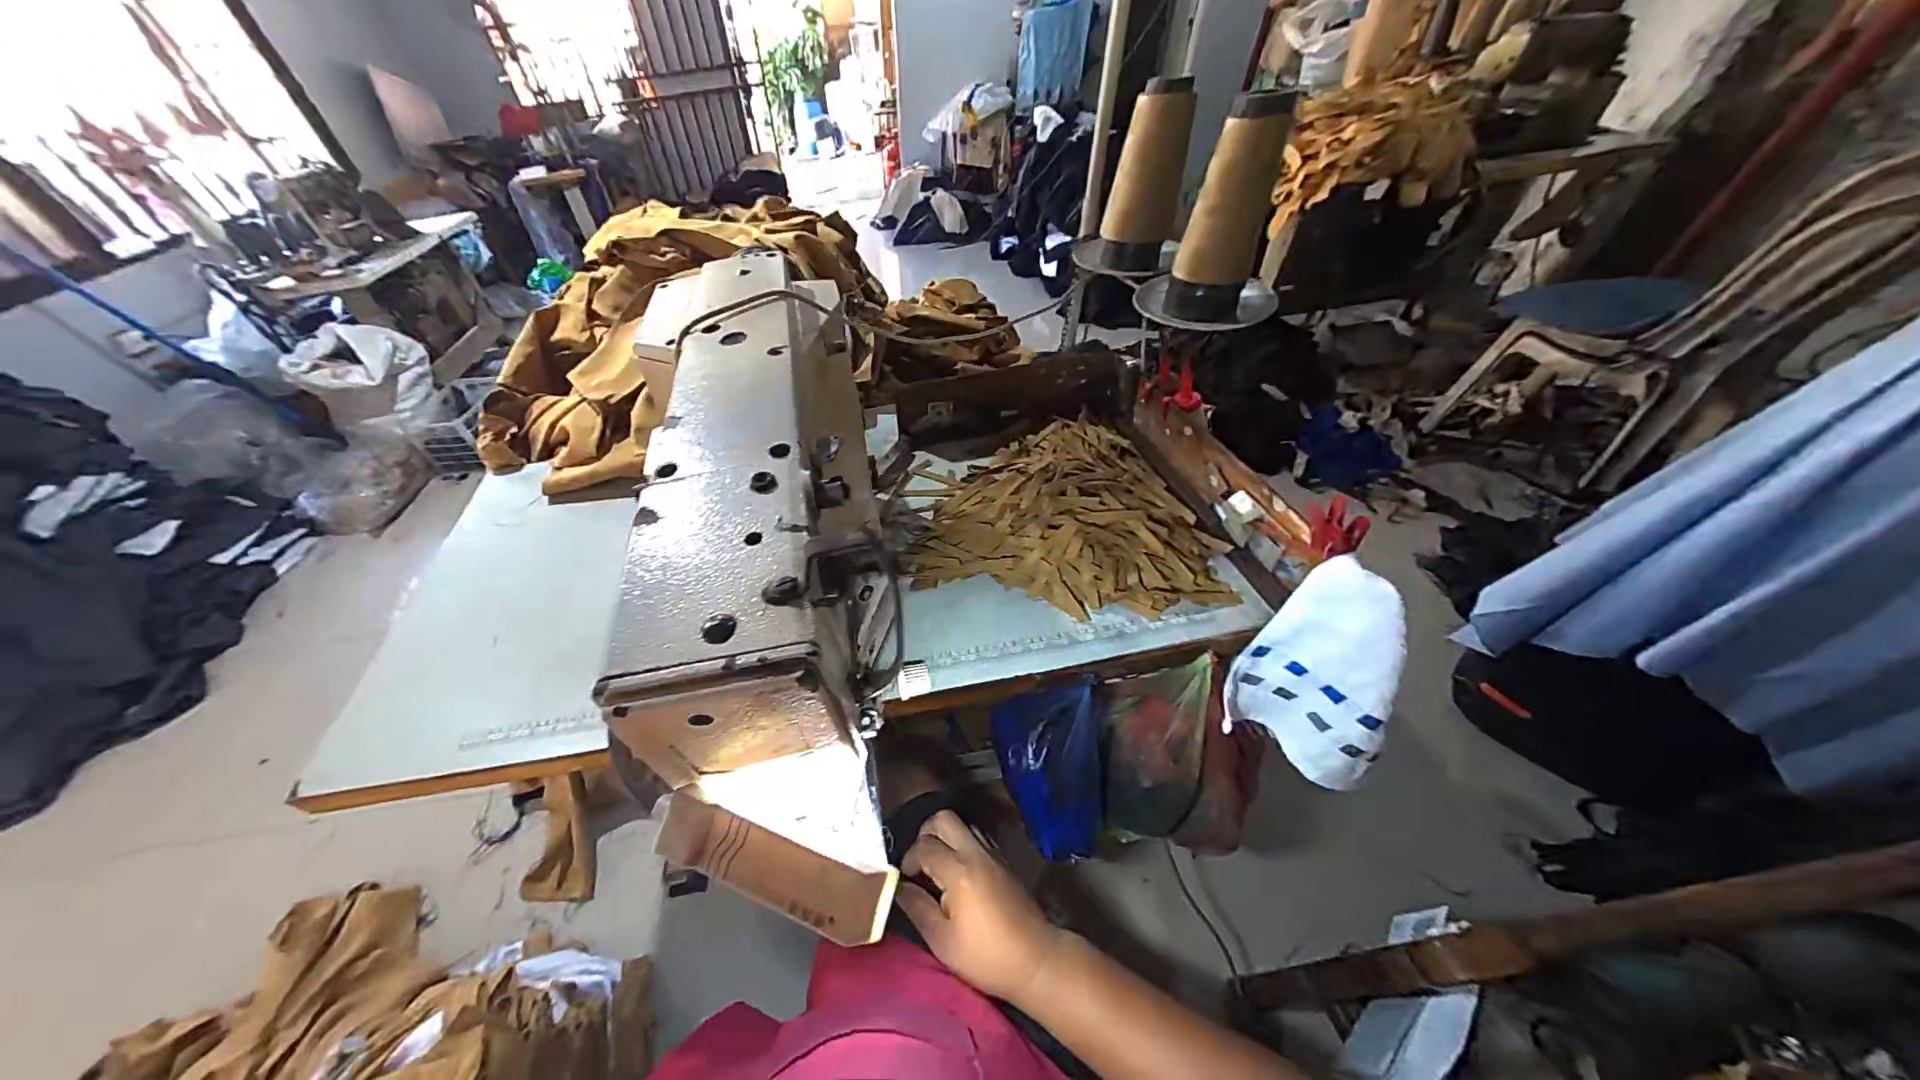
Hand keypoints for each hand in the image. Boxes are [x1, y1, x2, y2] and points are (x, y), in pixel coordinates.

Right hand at [894, 810, 1067, 1003]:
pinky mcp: (1004, 861)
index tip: (904, 880)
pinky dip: (961, 844)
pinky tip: (958, 872)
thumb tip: (899, 888)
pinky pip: (977, 837)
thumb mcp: (942, 941)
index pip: (923, 846)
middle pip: (944, 818)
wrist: (1036, 959)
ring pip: (962, 825)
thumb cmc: (985, 956)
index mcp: (958, 870)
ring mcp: (993, 854)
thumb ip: (917, 907)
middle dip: (924, 833)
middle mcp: (975, 852)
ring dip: (945, 837)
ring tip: (936, 866)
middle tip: (919, 861)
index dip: (908, 860)